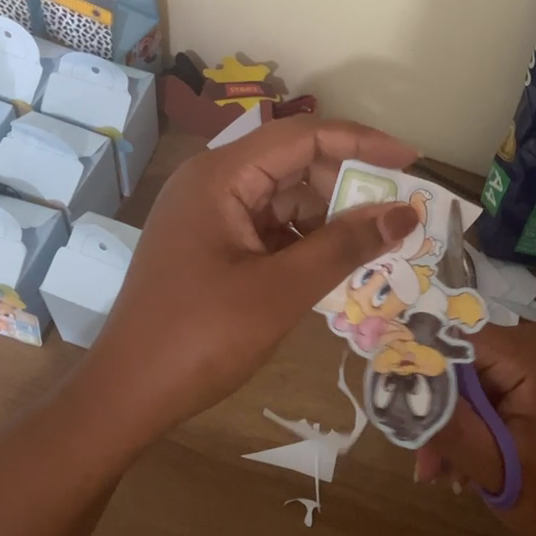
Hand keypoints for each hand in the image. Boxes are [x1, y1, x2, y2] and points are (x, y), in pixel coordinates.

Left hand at [77, 116, 420, 455]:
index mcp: (221, 176)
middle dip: (349, 185)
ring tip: (381, 240)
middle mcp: (213, 183)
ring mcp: (210, 215)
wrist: (126, 397)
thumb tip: (405, 214)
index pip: (303, 137)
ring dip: (332, 217)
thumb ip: (345, 246)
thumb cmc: (200, 338)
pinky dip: (307, 241)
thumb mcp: (281, 290)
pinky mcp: (212, 245)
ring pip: (286, 199)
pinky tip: (341, 263)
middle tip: (401, 212)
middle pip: (295, 164)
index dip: (362, 143)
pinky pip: (271, 228)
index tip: (410, 161)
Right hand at [413, 322, 535, 535]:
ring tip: (435, 469)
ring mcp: (525, 363)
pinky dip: (459, 421)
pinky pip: (473, 388)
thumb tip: (399, 383)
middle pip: (454, 356)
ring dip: (442, 418)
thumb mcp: (491, 463)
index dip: (419, 362)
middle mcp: (528, 346)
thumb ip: (447, 422)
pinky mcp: (519, 380)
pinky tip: (453, 462)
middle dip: (432, 402)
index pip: (455, 337)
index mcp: (528, 356)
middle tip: (420, 454)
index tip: (393, 400)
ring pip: (459, 375)